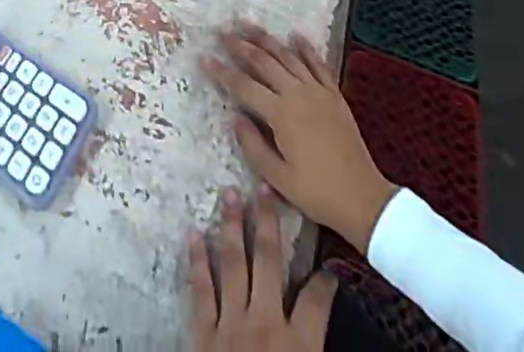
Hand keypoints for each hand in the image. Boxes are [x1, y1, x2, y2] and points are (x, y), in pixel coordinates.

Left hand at [187, 186, 336, 351]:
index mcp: (300, 344)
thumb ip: (319, 341)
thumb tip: (331, 309)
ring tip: (229, 194)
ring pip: (232, 262)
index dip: (325, 279)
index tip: (328, 263)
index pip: (318, 299)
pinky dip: (196, 259)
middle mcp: (266, 322)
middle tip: (264, 187)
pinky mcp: (203, 331)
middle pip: (269, 262)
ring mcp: (230, 322)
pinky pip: (200, 288)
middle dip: (267, 222)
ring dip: (231, 226)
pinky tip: (192, 232)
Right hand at [202, 24, 397, 253]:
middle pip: (263, 62)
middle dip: (240, 45)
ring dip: (267, 39)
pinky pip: (319, 65)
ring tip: (248, 24)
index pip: (242, 85)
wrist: (364, 200)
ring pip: (288, 57)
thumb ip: (251, 144)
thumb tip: (234, 117)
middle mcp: (298, 95)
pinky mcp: (335, 97)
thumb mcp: (276, 176)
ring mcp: (318, 93)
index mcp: (280, 114)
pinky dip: (306, 47)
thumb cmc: (316, 192)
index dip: (221, 71)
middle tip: (222, 32)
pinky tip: (295, 34)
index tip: (204, 58)